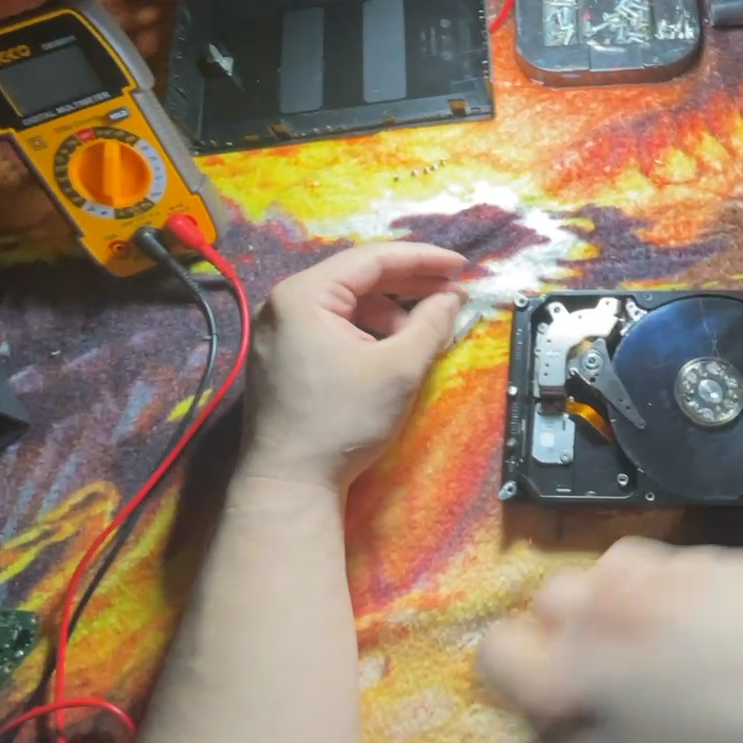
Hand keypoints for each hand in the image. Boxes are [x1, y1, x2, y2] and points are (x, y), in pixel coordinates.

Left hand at [240, 242, 464, 490]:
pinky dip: (369, 330)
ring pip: (349, 302)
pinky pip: (335, 325)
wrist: (290, 484)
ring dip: (391, 311)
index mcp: (305, 294)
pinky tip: (394, 347)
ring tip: (423, 331)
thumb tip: (453, 296)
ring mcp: (281, 329)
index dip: (423, 259)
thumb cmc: (344, 420)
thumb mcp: (399, 368)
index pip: (373, 259)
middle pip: (359, 277)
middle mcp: (286, 302)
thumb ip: (431, 323)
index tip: (461, 266)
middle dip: (409, 283)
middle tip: (452, 289)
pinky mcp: (286, 354)